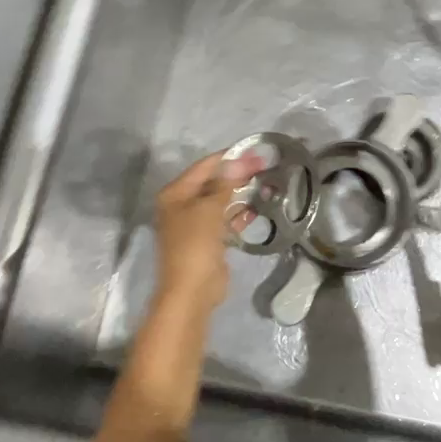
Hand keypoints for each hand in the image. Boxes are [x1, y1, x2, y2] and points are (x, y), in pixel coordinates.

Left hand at [154, 150, 262, 308]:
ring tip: (265, 186)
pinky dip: (238, 215)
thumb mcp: (210, 209)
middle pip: (212, 183)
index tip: (255, 152)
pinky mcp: (207, 240)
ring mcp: (194, 224)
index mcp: (175, 194)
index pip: (204, 167)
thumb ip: (225, 183)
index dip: (229, 158)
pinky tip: (256, 210)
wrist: (192, 290)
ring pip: (220, 202)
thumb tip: (238, 160)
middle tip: (265, 168)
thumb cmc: (195, 244)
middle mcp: (181, 206)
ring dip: (240, 195)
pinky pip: (224, 221)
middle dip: (237, 176)